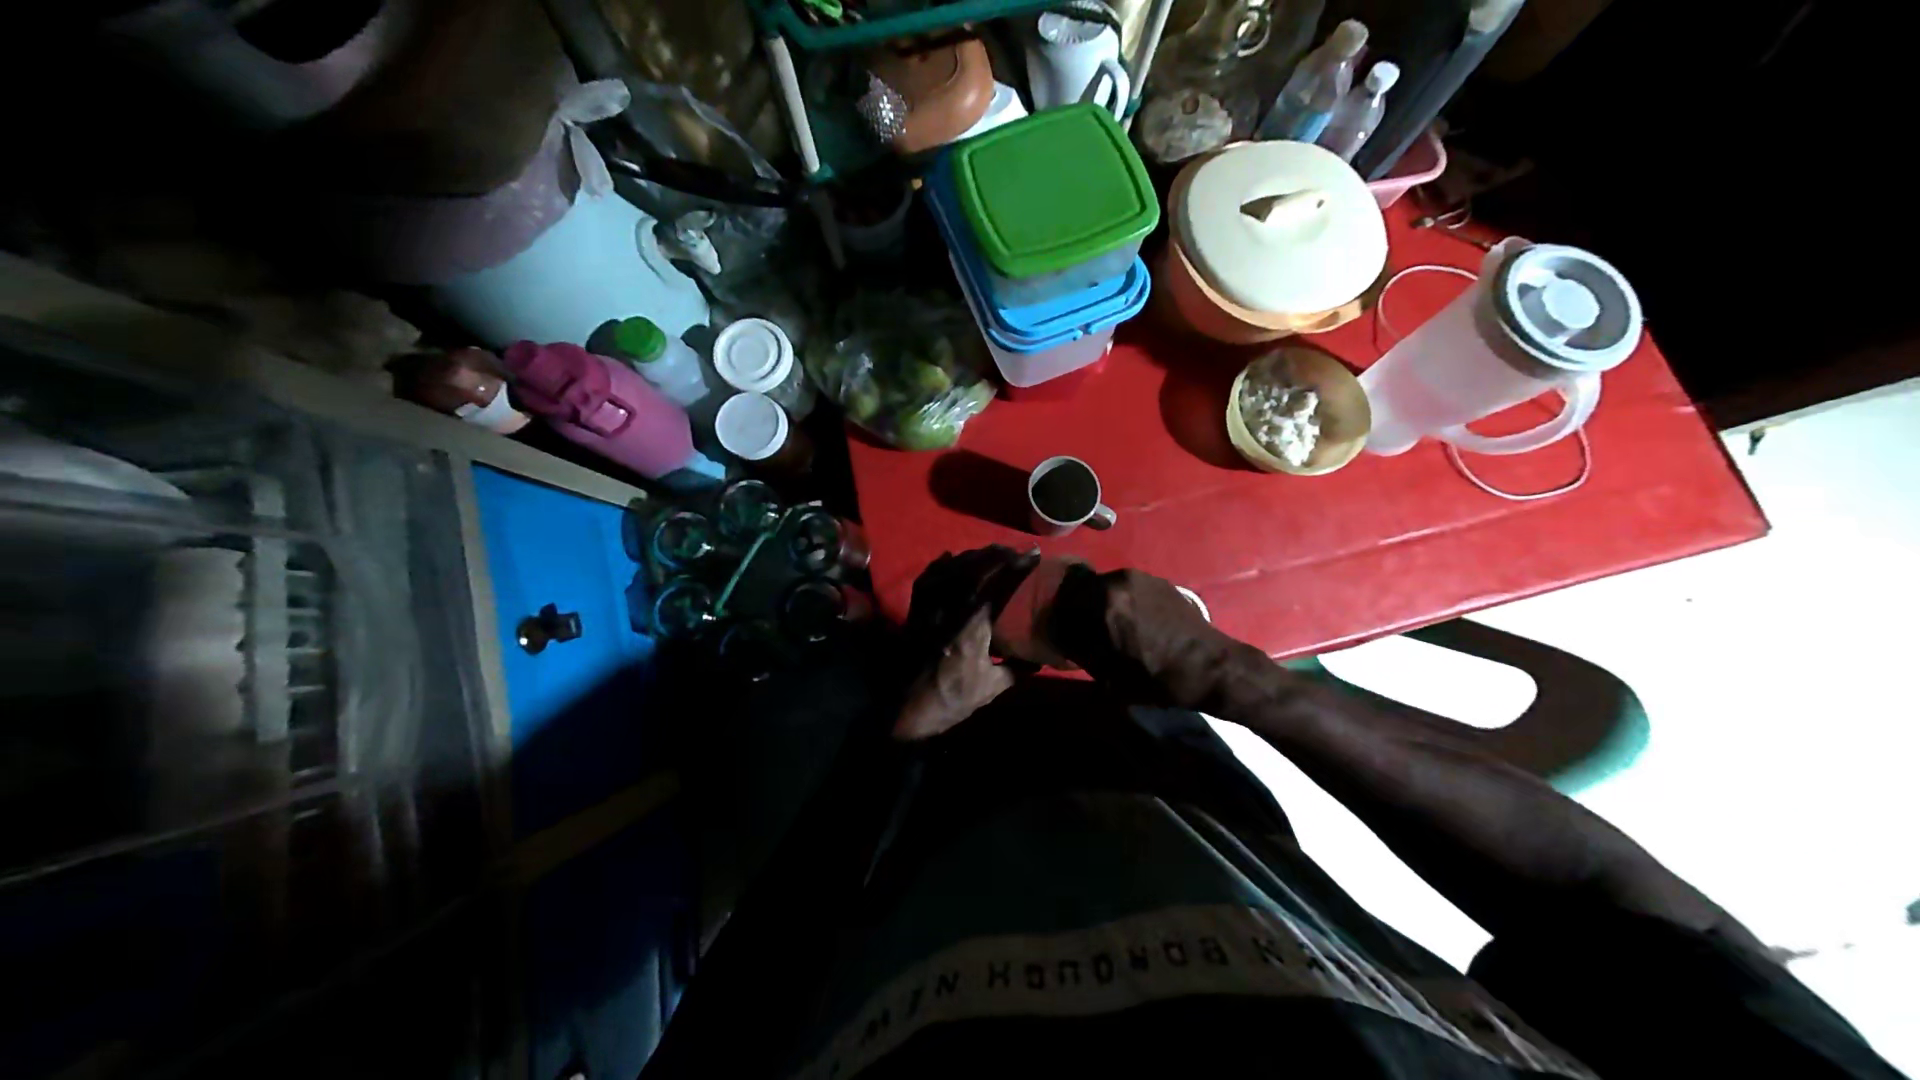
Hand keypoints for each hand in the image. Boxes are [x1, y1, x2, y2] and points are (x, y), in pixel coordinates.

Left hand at [893, 546, 1038, 739]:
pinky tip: (950, 558)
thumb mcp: (990, 688)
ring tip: (989, 553)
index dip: (1015, 567)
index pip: (997, 585)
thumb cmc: (950, 701)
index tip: (1033, 555)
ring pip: (948, 570)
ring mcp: (927, 608)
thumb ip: (1017, 669)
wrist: (904, 710)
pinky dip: (939, 566)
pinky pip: (926, 579)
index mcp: (971, 627)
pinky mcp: (913, 613)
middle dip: (995, 555)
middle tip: (1014, 551)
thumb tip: (1039, 658)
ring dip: (971, 557)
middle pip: (972, 569)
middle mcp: (948, 609)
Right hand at [1046, 565, 1242, 707]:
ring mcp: (1141, 578)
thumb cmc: (1157, 678)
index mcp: (1102, 602)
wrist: (1211, 668)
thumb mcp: (1109, 675)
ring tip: (1110, 630)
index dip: (1058, 622)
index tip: (1061, 637)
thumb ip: (1083, 653)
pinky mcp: (1160, 582)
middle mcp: (1118, 580)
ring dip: (1102, 606)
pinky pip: (1129, 590)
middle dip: (1079, 611)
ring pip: (1107, 589)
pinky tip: (1133, 625)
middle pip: (1083, 592)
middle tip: (1083, 632)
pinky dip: (1123, 604)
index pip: (1063, 605)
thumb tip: (1068, 643)